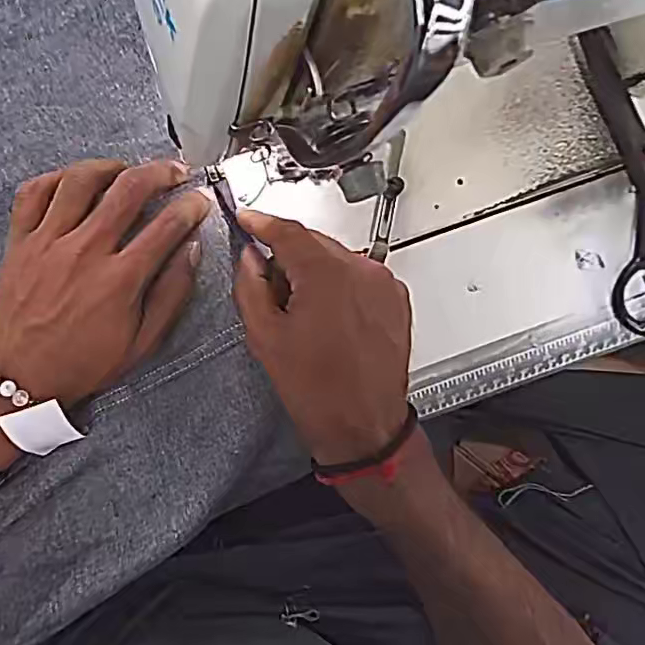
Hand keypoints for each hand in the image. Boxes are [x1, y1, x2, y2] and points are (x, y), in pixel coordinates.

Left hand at [0, 159, 209, 468]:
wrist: (22, 376)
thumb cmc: (80, 363)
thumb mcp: (141, 343)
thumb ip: (171, 294)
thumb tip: (190, 251)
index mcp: (119, 280)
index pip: (167, 225)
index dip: (191, 206)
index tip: (198, 201)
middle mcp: (85, 252)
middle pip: (130, 188)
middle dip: (161, 172)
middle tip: (173, 172)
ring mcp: (48, 243)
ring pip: (82, 180)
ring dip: (112, 166)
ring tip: (126, 171)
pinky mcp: (21, 242)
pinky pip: (35, 191)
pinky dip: (57, 177)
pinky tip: (75, 181)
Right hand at [231, 209, 411, 466]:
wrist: (363, 425)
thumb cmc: (320, 391)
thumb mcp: (265, 337)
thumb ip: (250, 286)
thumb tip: (249, 259)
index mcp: (326, 275)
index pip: (287, 231)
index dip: (261, 222)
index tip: (248, 219)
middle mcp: (361, 271)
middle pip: (313, 241)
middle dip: (286, 255)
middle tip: (268, 286)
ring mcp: (383, 284)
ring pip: (335, 257)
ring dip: (313, 271)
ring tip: (301, 314)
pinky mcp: (395, 299)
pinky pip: (358, 275)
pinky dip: (338, 284)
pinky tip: (326, 318)